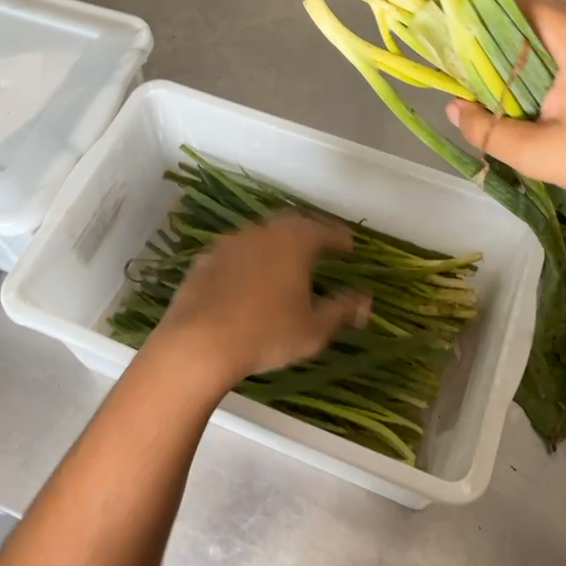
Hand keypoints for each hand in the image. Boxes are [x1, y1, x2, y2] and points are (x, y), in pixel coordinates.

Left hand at [145, 212, 370, 391]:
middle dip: (309, 232)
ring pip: (261, 234)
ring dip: (276, 244)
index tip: (350, 248)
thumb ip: (342, 310)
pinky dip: (248, 259)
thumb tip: (366, 301)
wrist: (199, 342)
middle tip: (320, 249)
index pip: (326, 230)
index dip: (340, 239)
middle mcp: (263, 231)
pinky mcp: (205, 259)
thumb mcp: (314, 329)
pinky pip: (235, 252)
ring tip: (285, 263)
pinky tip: (248, 279)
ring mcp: (230, 242)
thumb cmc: (266, 334)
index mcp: (295, 241)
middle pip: (292, 223)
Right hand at [445, 0, 565, 222]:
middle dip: (503, 44)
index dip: (477, 19)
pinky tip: (553, 96)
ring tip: (512, 93)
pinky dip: (560, 60)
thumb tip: (453, 108)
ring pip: (561, 29)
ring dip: (532, 55)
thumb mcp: (540, 154)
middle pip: (536, 15)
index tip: (452, 45)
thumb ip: (487, 130)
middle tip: (478, 80)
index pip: (513, 2)